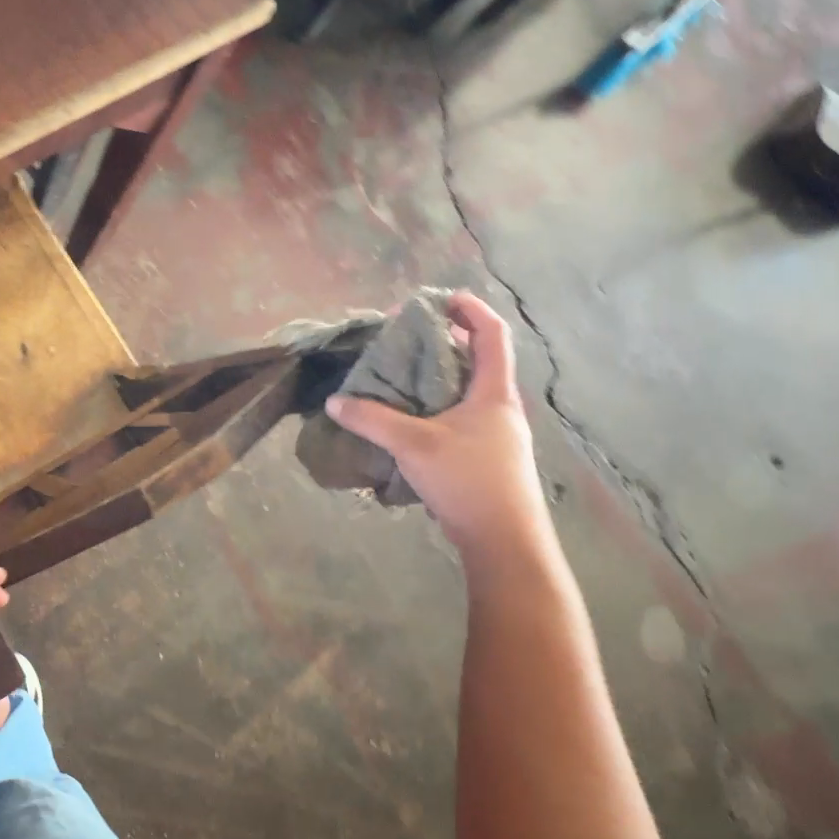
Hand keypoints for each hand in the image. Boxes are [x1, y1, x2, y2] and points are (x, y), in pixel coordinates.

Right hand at [326, 292, 552, 555]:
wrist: (504, 540)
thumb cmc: (468, 481)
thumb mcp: (413, 444)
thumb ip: (371, 419)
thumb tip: (335, 401)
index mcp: (494, 393)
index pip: (491, 335)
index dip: (470, 310)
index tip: (440, 298)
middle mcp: (500, 407)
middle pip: (478, 360)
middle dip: (444, 341)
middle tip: (406, 337)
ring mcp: (495, 434)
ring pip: (467, 390)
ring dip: (438, 375)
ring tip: (400, 374)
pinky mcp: (484, 456)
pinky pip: (459, 415)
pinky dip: (435, 404)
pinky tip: (408, 418)